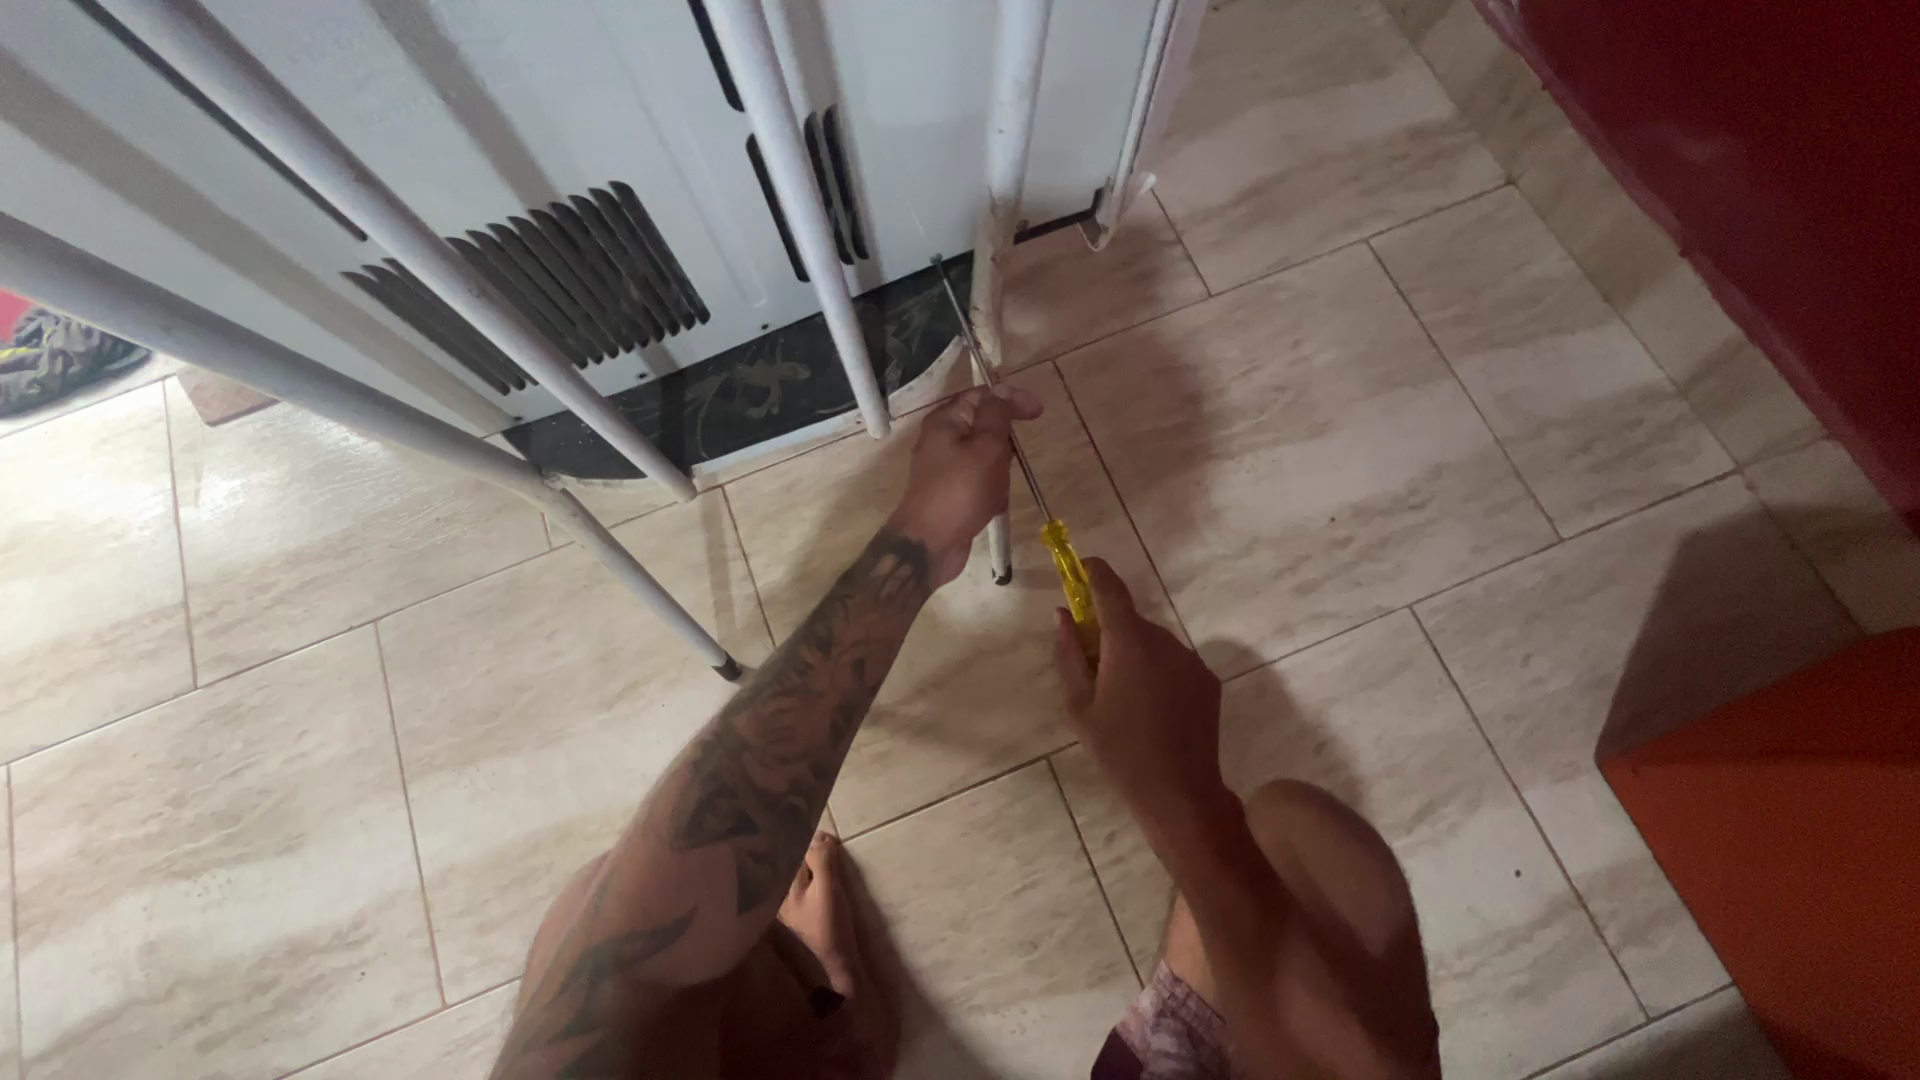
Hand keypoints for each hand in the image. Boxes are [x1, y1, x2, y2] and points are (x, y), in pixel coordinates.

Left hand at [887, 385, 1043, 587]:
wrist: (930, 543)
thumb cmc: (960, 491)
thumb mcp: (985, 447)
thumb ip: (996, 415)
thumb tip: (1002, 390)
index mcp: (946, 421)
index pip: (982, 396)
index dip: (1011, 399)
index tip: (1038, 412)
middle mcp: (942, 440)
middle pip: (986, 430)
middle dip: (1004, 447)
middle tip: (1008, 463)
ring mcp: (946, 468)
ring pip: (987, 460)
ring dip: (1000, 474)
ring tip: (995, 491)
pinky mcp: (952, 493)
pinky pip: (981, 484)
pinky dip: (991, 492)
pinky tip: (990, 507)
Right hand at [1054, 559, 1230, 829]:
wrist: (1179, 792)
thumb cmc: (1119, 752)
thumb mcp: (1079, 706)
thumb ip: (1069, 654)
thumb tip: (1062, 616)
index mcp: (1128, 645)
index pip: (1110, 590)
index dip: (1094, 572)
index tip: (1081, 563)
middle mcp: (1164, 642)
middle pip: (1131, 621)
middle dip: (1110, 630)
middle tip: (1092, 663)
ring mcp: (1190, 660)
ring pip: (1153, 642)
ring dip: (1134, 653)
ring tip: (1123, 696)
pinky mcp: (1207, 679)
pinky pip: (1173, 661)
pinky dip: (1157, 670)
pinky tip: (1151, 706)